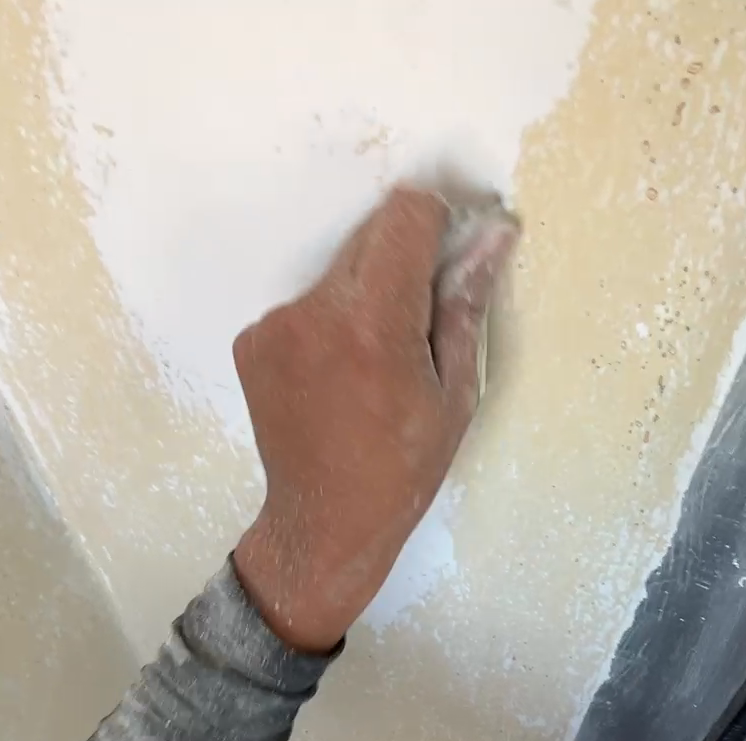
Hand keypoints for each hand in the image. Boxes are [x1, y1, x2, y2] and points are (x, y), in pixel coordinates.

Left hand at [231, 187, 519, 651]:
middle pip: (369, 235)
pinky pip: (306, 303)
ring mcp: (274, 324)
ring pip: (338, 270)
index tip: (449, 254)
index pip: (405, 215)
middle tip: (418, 319)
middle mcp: (313, 310)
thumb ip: (465, 305)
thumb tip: (493, 237)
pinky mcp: (252, 340)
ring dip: (367, 292)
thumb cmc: (404, 469)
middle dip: (403, 260)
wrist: (325, 521)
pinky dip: (331, 320)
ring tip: (375, 360)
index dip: (436, 221)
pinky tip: (340, 373)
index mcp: (373, 324)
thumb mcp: (455, 394)